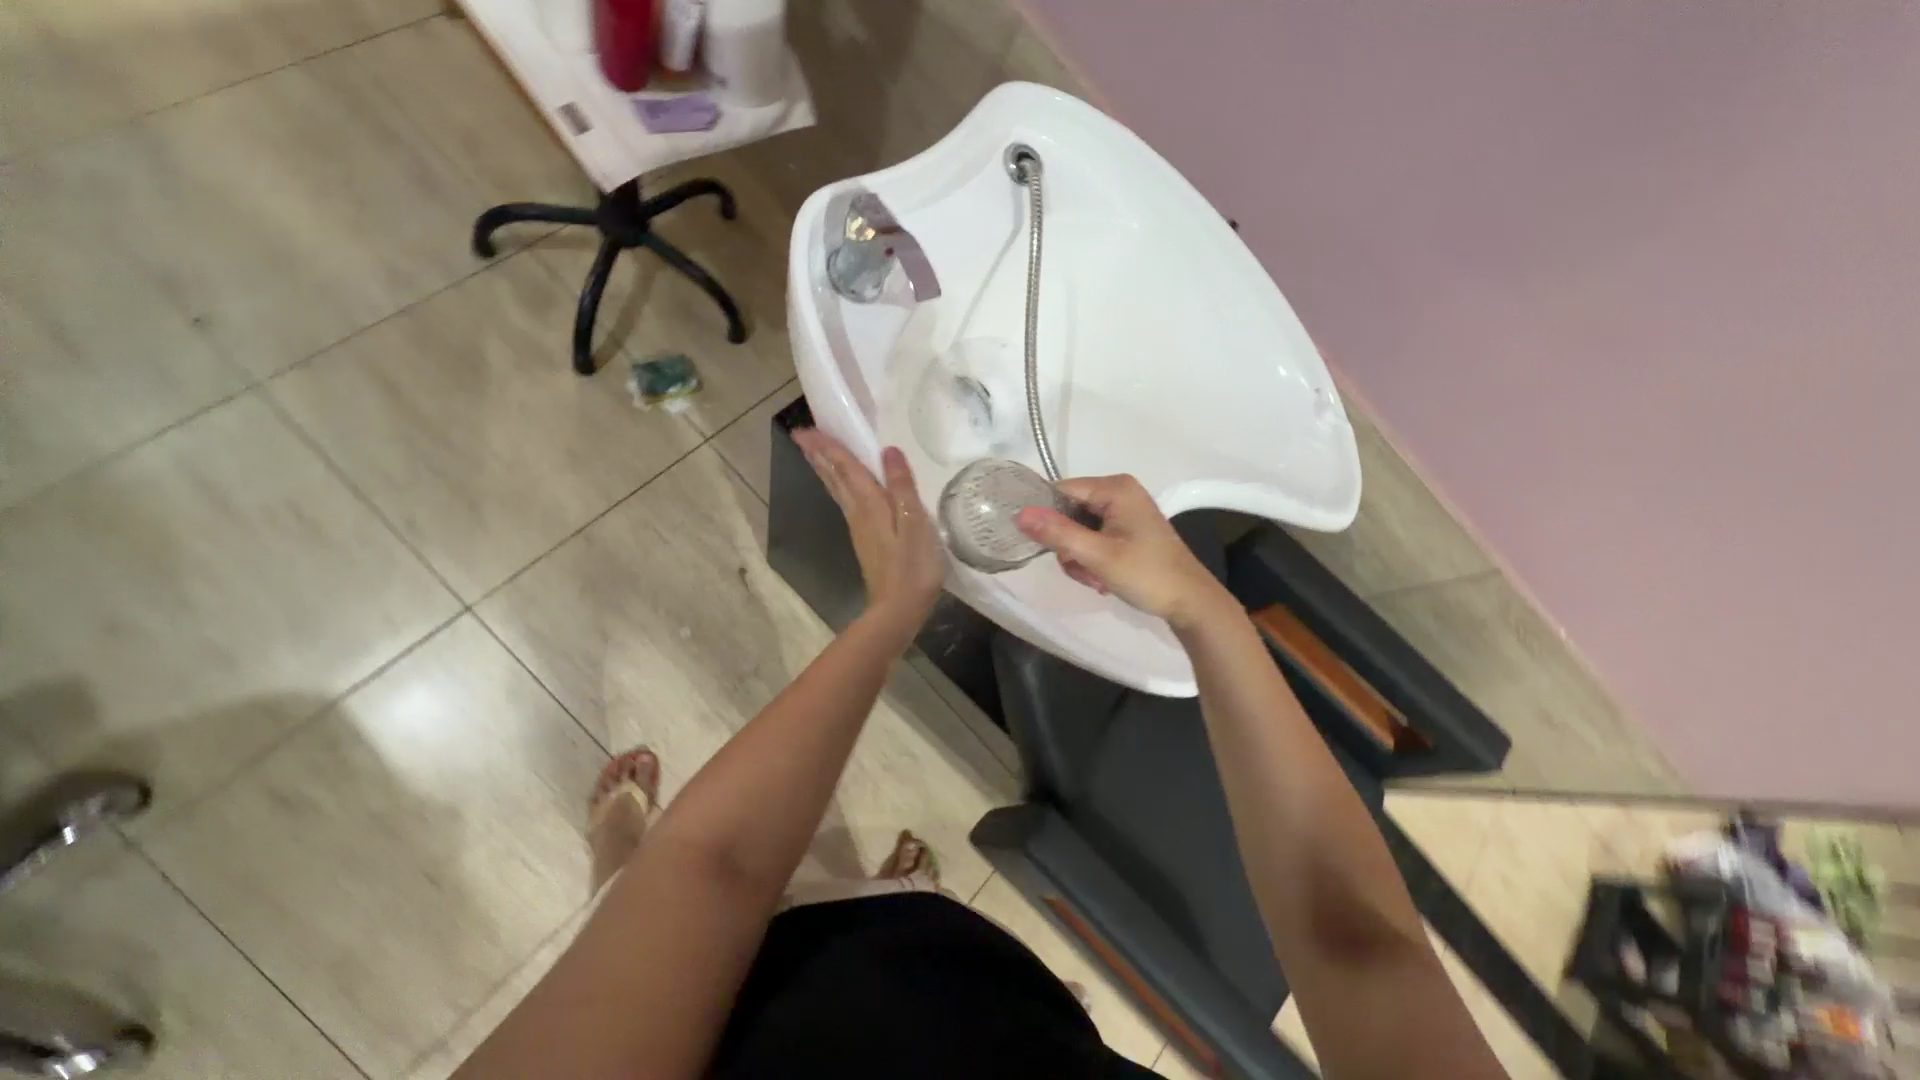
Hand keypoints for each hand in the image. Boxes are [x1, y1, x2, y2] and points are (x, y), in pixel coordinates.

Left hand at [793, 428, 943, 626]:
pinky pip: (846, 502)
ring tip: (814, 454)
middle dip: (819, 455)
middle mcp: (858, 512)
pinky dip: (839, 487)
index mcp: (870, 504)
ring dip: (825, 470)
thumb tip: (888, 450)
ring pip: (837, 490)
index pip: (846, 467)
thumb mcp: (914, 523)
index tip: (806, 428)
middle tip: (800, 436)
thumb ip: (901, 487)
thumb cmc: (912, 567)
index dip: (829, 446)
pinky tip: (843, 489)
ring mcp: (859, 528)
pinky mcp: (865, 541)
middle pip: (835, 477)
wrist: (897, 610)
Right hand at [1015, 474, 1232, 629]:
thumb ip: (1057, 533)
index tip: (1049, 549)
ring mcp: (1123, 511)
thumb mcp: (1097, 555)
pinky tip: (1102, 578)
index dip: (1047, 518)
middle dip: (1068, 545)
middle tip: (1084, 569)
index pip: (1060, 491)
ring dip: (1079, 558)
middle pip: (1068, 511)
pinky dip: (1091, 559)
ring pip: (1077, 529)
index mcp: (1115, 488)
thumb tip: (1019, 514)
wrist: (1189, 601)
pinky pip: (1092, 538)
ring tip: (1096, 578)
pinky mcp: (1126, 530)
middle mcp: (1119, 492)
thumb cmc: (1146, 574)